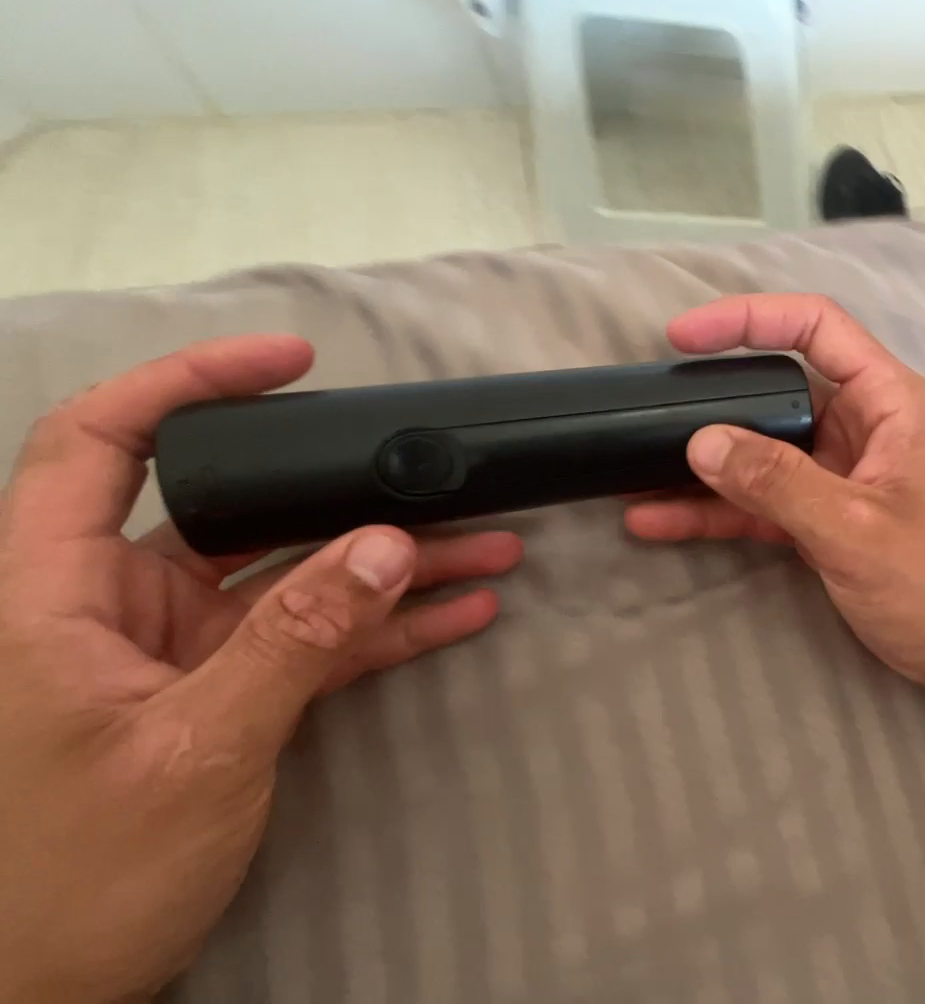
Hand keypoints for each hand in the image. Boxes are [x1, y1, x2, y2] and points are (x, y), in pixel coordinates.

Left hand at [0, 336, 522, 1002]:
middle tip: (444, 478)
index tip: (289, 363)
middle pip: (250, 514)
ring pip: (306, 579)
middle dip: (355, 495)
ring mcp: (188, 650)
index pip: (101, 448)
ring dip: (401, 566)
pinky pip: (327, 641)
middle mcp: (122, 606)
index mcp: (55, 596)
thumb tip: (384, 546)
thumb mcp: (195, 748)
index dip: (187, 387)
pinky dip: (396, 627)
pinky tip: (468, 611)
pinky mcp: (238, 693)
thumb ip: (295, 639)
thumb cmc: (68, 876)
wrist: (51, 990)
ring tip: (495, 547)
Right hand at [625, 294, 924, 690]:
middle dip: (713, 401)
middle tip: (646, 414)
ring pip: (762, 450)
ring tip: (629, 473)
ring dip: (703, 464)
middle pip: (778, 390)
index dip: (749, 319)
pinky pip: (763, 500)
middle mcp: (864, 426)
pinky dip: (717, 509)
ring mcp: (842, 473)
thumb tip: (701, 442)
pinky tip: (657, 519)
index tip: (683, 338)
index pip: (818, 327)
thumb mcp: (854, 528)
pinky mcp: (826, 517)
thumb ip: (779, 482)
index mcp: (889, 402)